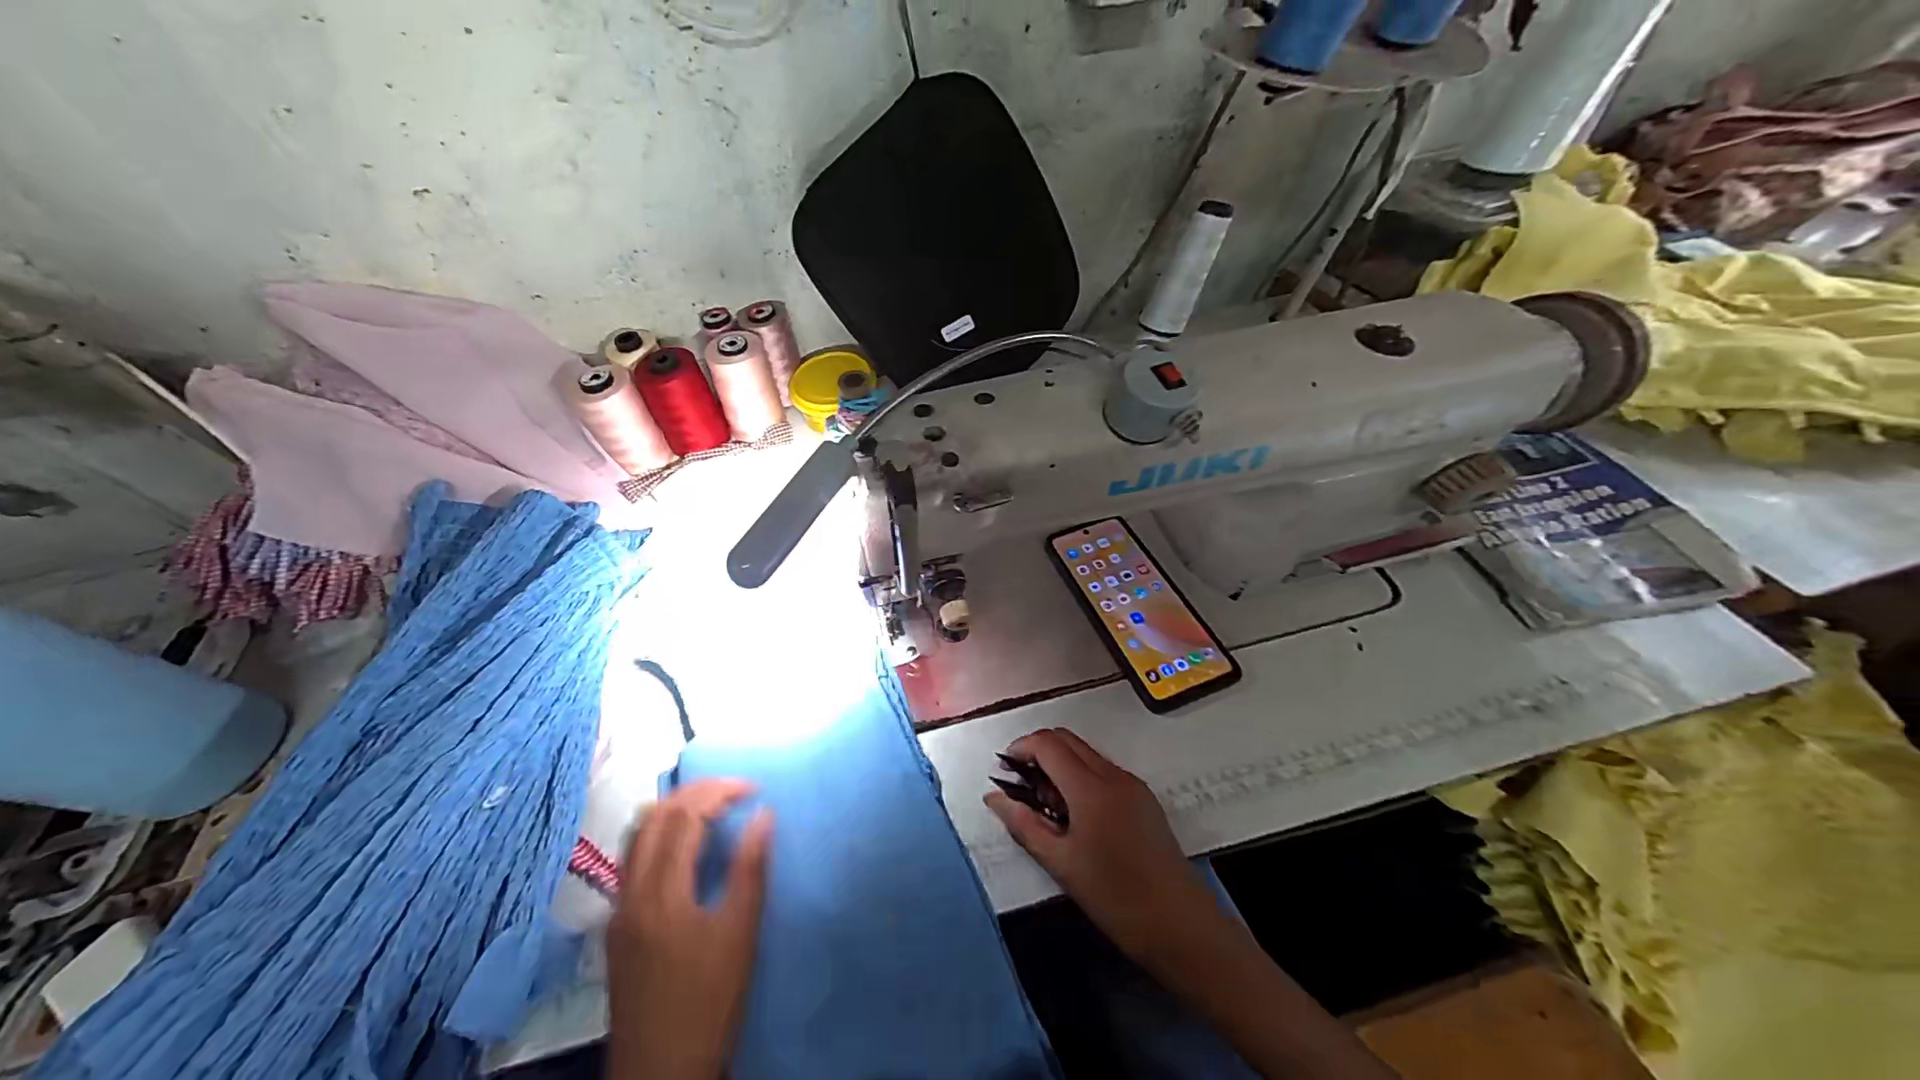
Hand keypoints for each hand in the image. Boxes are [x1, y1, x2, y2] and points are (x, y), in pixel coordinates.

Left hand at [606, 779, 771, 1079]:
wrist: (660, 1071)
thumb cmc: (709, 1002)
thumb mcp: (740, 935)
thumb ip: (750, 870)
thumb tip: (764, 815)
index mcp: (661, 892)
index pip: (685, 816)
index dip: (720, 792)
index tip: (755, 789)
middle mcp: (630, 892)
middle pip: (656, 818)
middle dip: (697, 792)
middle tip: (736, 790)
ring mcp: (619, 910)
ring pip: (638, 836)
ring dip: (674, 810)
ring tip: (713, 808)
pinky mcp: (617, 927)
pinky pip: (634, 860)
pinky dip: (661, 835)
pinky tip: (685, 848)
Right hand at [983, 728, 1215, 965]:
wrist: (1181, 925)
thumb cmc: (1115, 897)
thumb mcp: (1060, 863)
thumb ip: (1023, 824)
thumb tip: (994, 796)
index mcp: (1091, 788)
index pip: (1048, 744)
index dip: (1020, 749)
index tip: (1003, 770)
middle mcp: (1113, 775)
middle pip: (1066, 739)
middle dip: (1037, 751)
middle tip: (1020, 786)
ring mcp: (1132, 784)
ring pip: (1085, 753)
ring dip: (1058, 764)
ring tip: (1045, 805)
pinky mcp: (1143, 798)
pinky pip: (1102, 770)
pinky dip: (1079, 776)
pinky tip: (1073, 814)